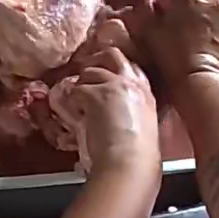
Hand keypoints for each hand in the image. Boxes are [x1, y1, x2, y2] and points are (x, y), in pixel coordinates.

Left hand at [47, 47, 159, 181]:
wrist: (130, 162)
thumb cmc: (136, 156)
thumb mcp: (141, 126)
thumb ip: (129, 113)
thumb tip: (113, 114)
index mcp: (146, 92)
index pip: (131, 66)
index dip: (115, 68)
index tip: (104, 75)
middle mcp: (133, 82)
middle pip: (112, 55)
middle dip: (95, 61)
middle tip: (83, 74)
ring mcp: (114, 85)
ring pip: (90, 71)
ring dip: (80, 85)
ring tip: (76, 101)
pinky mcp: (95, 94)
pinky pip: (76, 90)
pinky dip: (72, 101)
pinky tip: (75, 114)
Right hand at [132, 0, 218, 88]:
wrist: (197, 80)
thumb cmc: (168, 58)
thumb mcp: (147, 33)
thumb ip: (144, 8)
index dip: (166, 6)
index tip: (162, 19)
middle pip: (195, 0)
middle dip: (187, 11)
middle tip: (178, 32)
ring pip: (212, 11)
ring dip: (204, 20)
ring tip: (194, 41)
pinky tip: (209, 45)